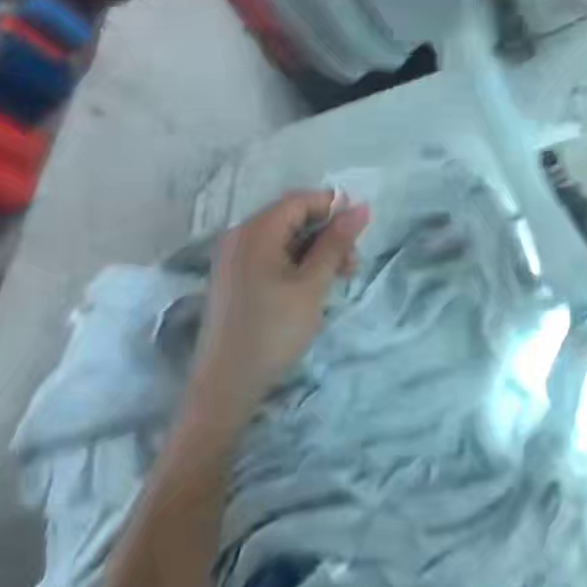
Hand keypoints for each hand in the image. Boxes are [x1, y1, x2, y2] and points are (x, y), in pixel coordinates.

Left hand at [192, 190, 370, 414]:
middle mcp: (240, 236)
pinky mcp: (234, 278)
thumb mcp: (313, 285)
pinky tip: (313, 285)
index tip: (361, 232)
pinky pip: (270, 255)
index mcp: (256, 231)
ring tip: (339, 278)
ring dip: (315, 250)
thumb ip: (336, 243)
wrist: (225, 386)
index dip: (333, 208)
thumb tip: (361, 206)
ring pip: (284, 237)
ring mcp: (233, 257)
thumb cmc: (273, 330)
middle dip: (327, 233)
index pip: (300, 200)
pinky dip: (296, 262)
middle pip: (291, 217)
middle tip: (352, 264)